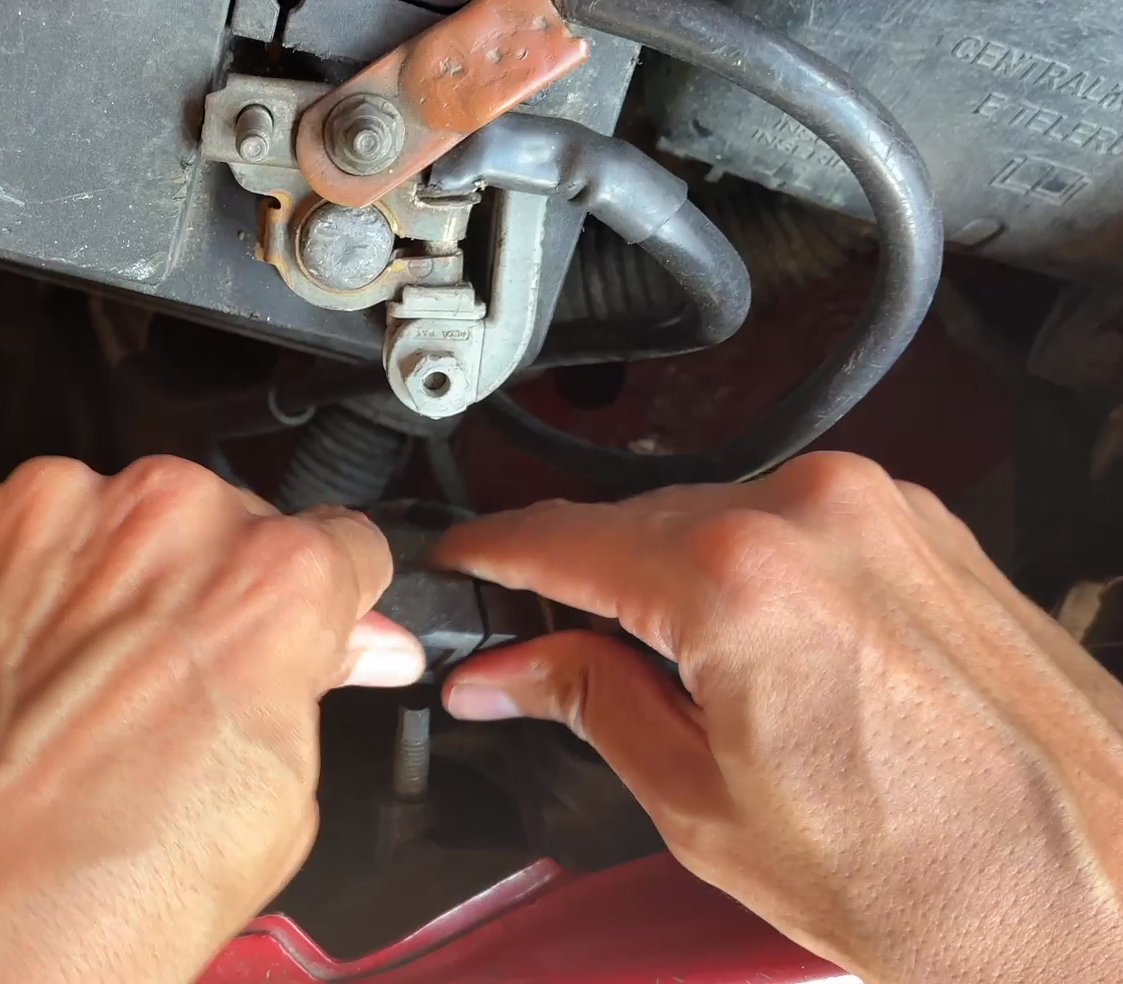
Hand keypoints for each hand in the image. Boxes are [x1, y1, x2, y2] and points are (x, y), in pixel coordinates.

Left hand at [0, 456, 423, 983]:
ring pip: (113, 516)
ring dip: (105, 575)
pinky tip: (3, 655)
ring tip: (68, 679)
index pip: (338, 542)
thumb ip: (311, 679)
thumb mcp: (269, 798)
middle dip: (204, 585)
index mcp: (267, 579)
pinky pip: (11, 525)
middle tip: (158, 675)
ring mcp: (48, 507)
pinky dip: (14, 574)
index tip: (296, 614)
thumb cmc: (95, 901)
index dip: (323, 592)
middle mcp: (163, 515)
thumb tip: (348, 636)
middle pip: (216, 520)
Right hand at [432, 452, 1122, 983]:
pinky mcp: (913, 525)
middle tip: (528, 636)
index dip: (486, 552)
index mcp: (732, 581)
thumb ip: (579, 700)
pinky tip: (720, 631)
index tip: (455, 560)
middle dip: (564, 575)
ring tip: (634, 650)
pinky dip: (715, 563)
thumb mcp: (698, 800)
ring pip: (689, 517)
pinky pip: (764, 521)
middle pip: (620, 523)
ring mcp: (870, 510)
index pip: (554, 539)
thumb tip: (495, 675)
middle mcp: (803, 517)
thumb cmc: (944, 889)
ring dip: (641, 570)